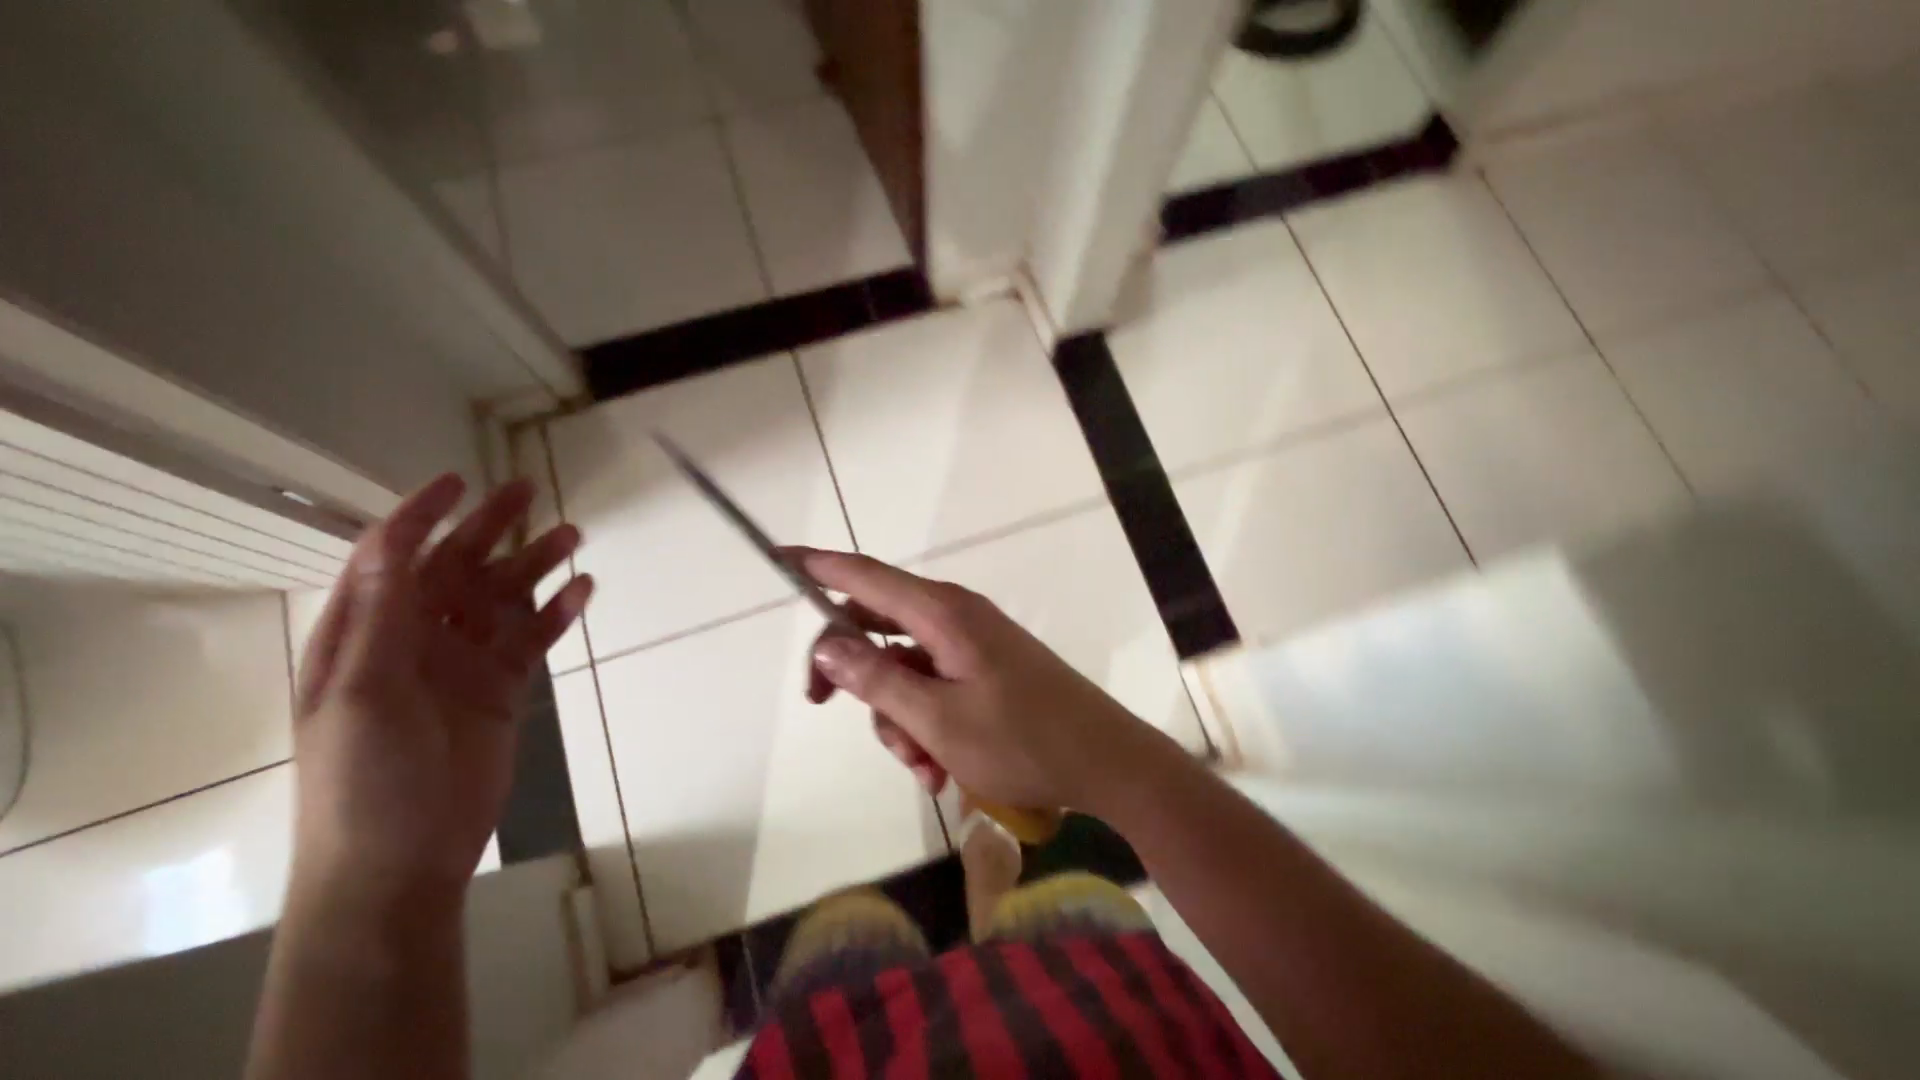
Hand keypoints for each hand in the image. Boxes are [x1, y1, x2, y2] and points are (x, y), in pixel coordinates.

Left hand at [291, 475, 592, 912]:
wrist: (400, 863)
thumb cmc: (363, 783)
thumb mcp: (363, 697)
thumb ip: (383, 619)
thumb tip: (391, 543)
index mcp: (365, 634)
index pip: (392, 558)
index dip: (421, 515)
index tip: (458, 481)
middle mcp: (414, 639)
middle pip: (455, 568)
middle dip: (490, 529)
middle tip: (531, 492)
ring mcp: (461, 664)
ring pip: (501, 599)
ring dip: (533, 566)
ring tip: (573, 536)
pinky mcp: (500, 690)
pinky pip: (531, 640)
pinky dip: (556, 615)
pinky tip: (583, 592)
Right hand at [791, 548, 1165, 812]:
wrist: (1106, 763)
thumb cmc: (1022, 741)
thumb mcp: (937, 719)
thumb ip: (876, 680)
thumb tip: (828, 644)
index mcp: (942, 614)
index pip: (864, 576)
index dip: (817, 567)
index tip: (776, 561)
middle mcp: (954, 618)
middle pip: (875, 626)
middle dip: (854, 675)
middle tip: (823, 708)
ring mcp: (972, 645)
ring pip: (902, 668)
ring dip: (897, 718)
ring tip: (923, 767)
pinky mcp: (986, 672)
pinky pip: (934, 688)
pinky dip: (925, 725)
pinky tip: (940, 770)